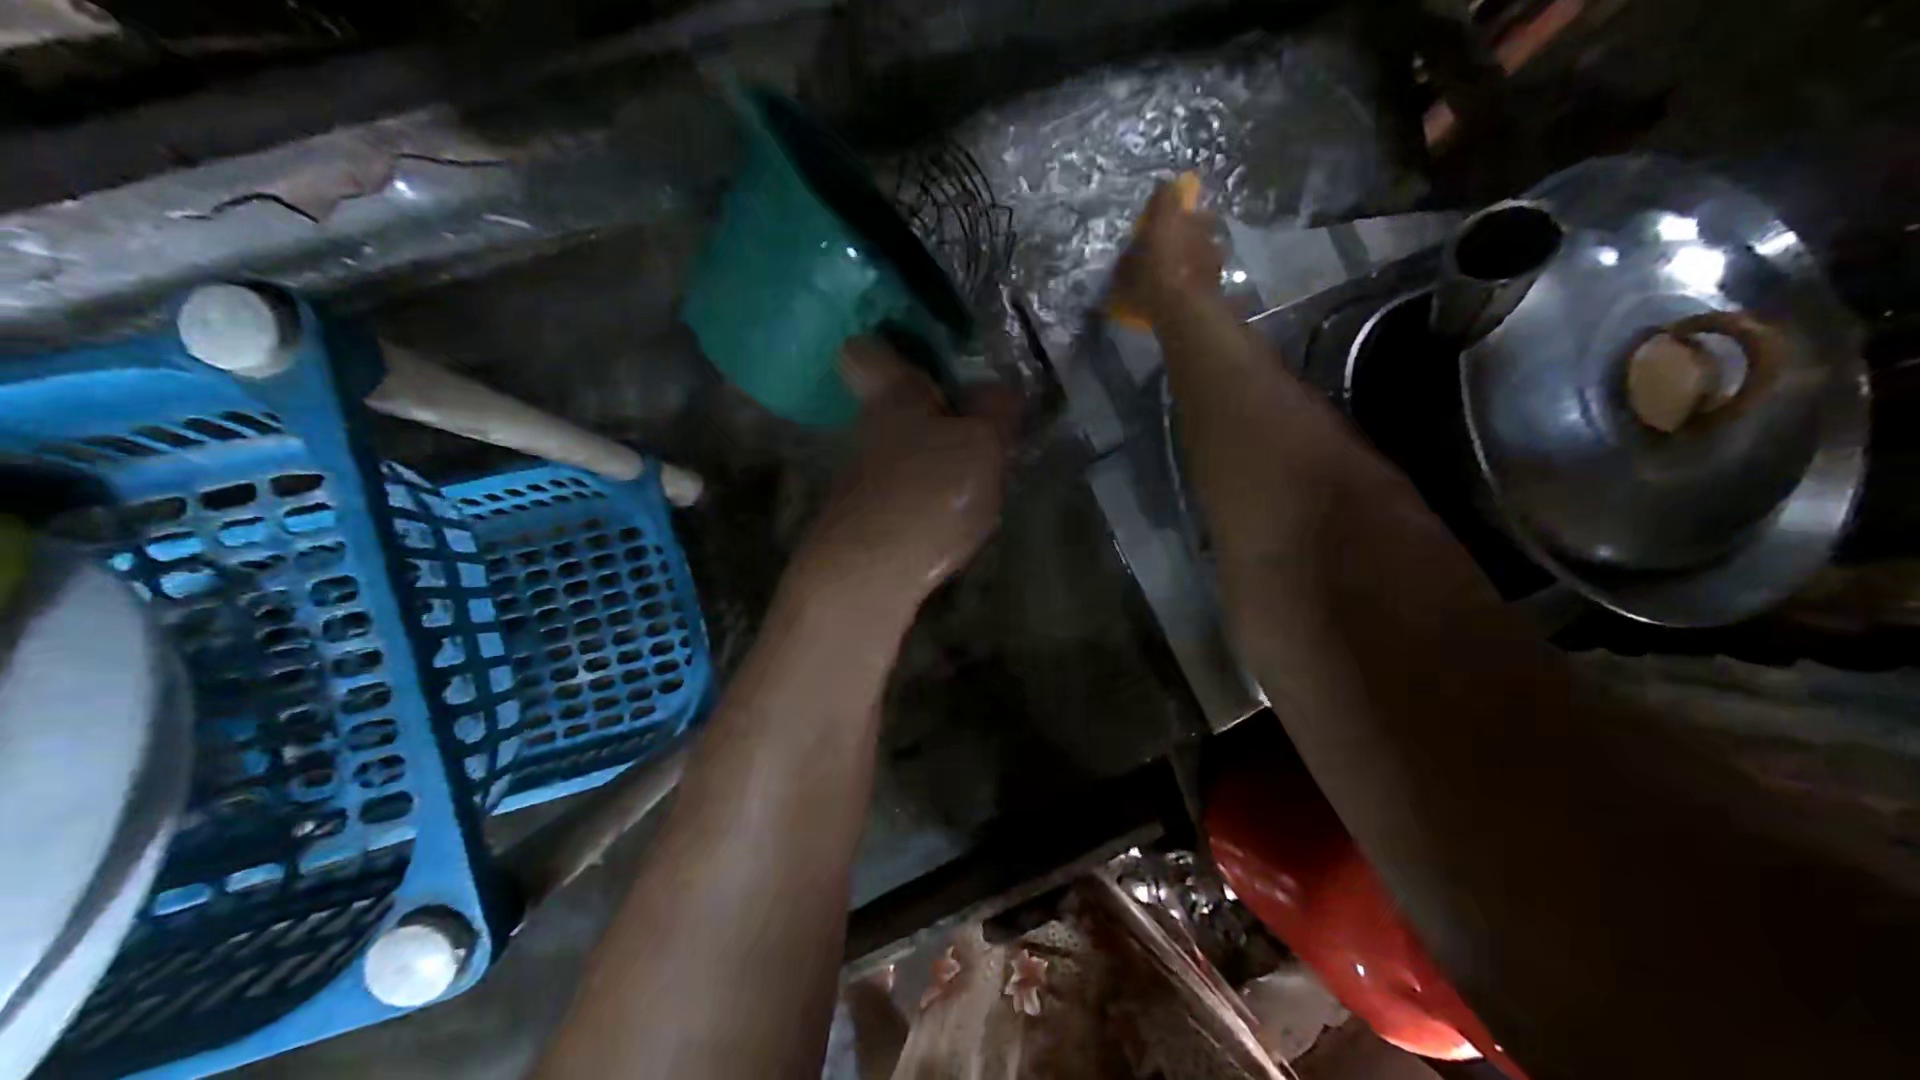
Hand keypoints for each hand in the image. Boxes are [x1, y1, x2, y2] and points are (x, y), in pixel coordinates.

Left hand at [790, 339, 1009, 620]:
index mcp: (892, 398)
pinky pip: (900, 494)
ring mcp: (860, 479)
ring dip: (932, 460)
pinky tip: (951, 522)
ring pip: (899, 452)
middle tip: (979, 428)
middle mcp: (867, 431)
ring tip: (976, 482)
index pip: (866, 350)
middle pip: (892, 407)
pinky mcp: (862, 521)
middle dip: (931, 414)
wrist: (868, 576)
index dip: (889, 345)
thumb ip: (994, 413)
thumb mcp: (981, 444)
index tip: (924, 356)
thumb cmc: (929, 493)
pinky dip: (924, 500)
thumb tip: (997, 390)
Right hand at [1109, 174, 1225, 326]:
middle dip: (1186, 223)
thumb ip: (1126, 261)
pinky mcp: (1220, 267)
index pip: (1166, 191)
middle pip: (1194, 214)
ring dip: (1198, 245)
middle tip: (1174, 237)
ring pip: (1206, 237)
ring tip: (1186, 262)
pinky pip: (1210, 261)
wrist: (1185, 309)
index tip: (1154, 206)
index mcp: (1167, 217)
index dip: (1160, 197)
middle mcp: (1193, 222)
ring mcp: (1211, 244)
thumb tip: (1125, 260)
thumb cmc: (1149, 284)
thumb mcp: (1124, 274)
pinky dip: (1203, 267)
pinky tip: (1194, 280)